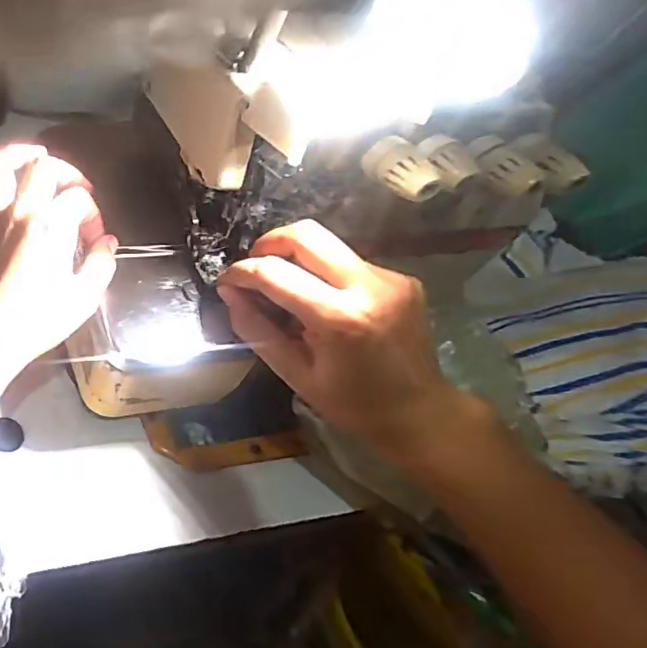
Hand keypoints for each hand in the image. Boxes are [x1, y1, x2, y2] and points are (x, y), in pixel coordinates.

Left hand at [0, 144, 117, 386]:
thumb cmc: (35, 320)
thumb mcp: (83, 298)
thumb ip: (101, 264)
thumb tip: (106, 242)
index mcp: (50, 225)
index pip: (79, 198)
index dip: (93, 214)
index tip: (94, 241)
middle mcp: (19, 211)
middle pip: (44, 166)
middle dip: (68, 172)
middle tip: (77, 191)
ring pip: (0, 163)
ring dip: (22, 155)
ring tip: (37, 162)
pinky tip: (3, 201)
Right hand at [216, 219, 473, 459]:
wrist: (420, 412)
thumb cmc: (352, 404)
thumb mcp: (295, 374)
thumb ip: (257, 330)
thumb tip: (230, 294)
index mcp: (338, 318)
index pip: (275, 274)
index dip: (241, 272)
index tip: (226, 280)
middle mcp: (368, 286)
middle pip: (306, 235)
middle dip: (268, 243)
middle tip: (252, 267)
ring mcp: (389, 278)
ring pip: (328, 246)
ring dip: (297, 260)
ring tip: (284, 290)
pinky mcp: (401, 278)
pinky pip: (349, 263)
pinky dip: (324, 275)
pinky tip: (323, 303)